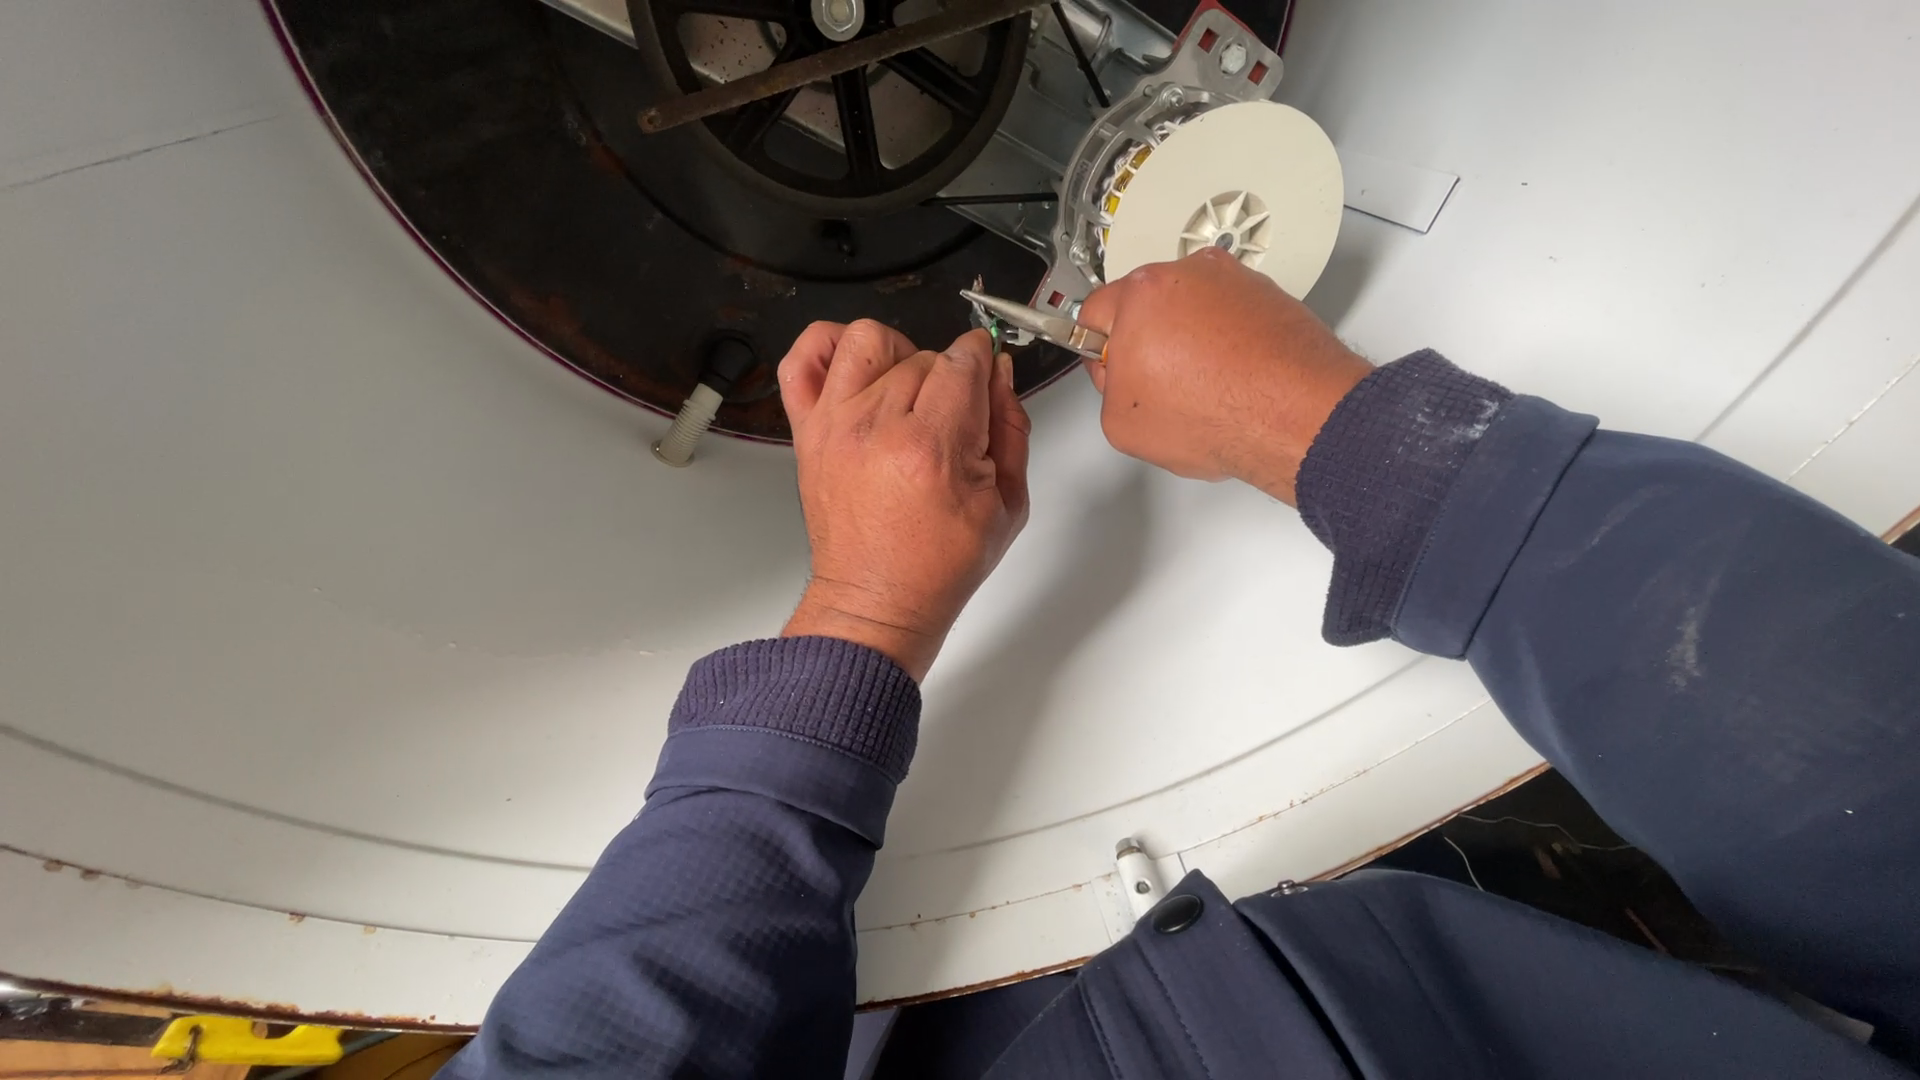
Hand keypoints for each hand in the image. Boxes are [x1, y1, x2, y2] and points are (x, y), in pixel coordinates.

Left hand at [776, 320, 1030, 680]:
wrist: (876, 602)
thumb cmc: (937, 566)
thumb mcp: (1007, 505)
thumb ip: (1011, 429)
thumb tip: (1001, 374)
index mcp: (933, 449)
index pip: (963, 362)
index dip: (983, 362)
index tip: (985, 376)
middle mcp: (877, 429)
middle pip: (923, 355)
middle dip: (948, 379)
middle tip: (952, 421)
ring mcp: (835, 426)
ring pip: (867, 340)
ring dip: (896, 356)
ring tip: (906, 393)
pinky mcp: (809, 433)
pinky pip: (802, 361)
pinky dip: (825, 349)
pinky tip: (855, 375)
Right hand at [1078, 247, 1373, 504]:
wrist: (1295, 416)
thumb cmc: (1213, 413)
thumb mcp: (1120, 423)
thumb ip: (1108, 389)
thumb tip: (1123, 381)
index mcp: (1142, 291)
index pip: (1095, 313)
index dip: (1099, 350)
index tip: (1110, 370)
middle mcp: (1190, 272)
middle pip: (1146, 307)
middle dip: (1146, 344)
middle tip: (1156, 388)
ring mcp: (1235, 281)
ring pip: (1191, 311)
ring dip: (1188, 343)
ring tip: (1202, 391)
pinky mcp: (1271, 297)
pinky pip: (1231, 319)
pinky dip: (1226, 346)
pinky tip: (1232, 384)